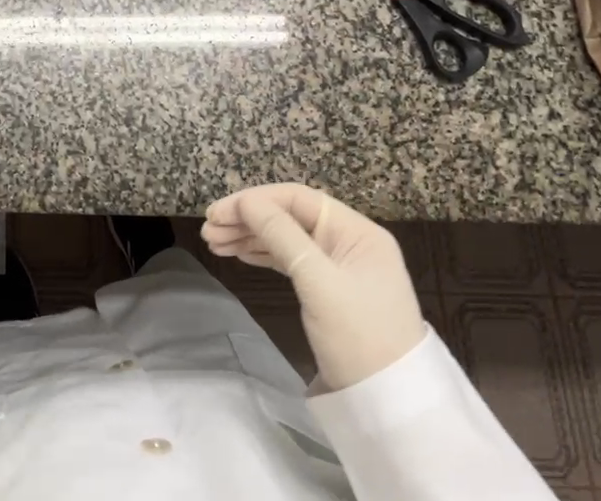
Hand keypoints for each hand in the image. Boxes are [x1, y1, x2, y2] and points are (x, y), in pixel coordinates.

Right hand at [202, 183, 424, 392]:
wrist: (391, 401)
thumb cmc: (359, 336)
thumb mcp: (318, 282)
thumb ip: (282, 236)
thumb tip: (246, 202)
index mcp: (356, 231)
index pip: (297, 198)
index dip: (254, 200)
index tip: (216, 213)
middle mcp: (349, 241)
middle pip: (290, 215)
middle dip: (248, 219)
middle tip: (209, 231)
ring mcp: (341, 266)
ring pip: (287, 237)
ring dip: (250, 236)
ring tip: (214, 243)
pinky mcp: (331, 288)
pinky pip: (291, 259)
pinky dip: (264, 254)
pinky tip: (239, 254)